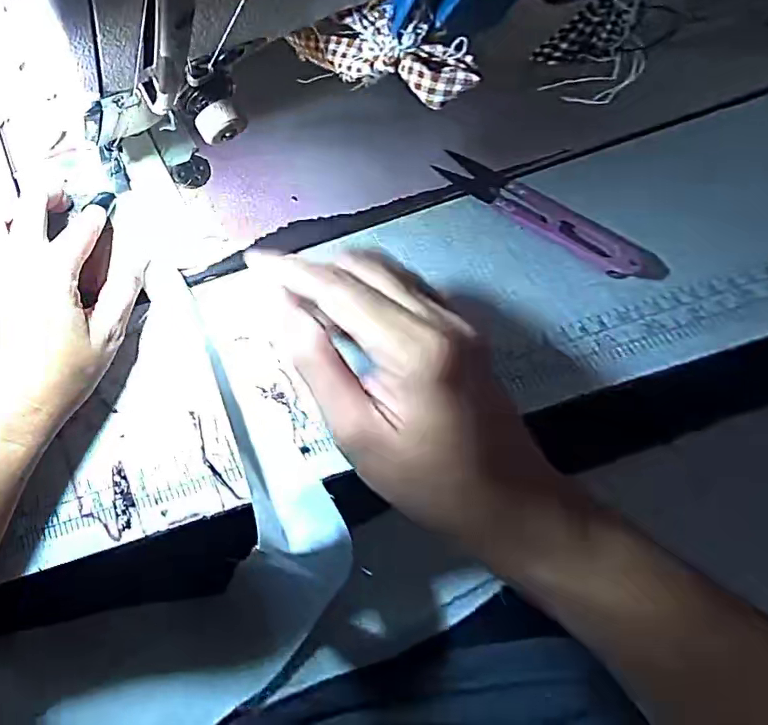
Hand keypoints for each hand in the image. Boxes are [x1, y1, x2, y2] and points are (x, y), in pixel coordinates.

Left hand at [0, 185, 145, 454]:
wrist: (9, 407)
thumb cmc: (57, 378)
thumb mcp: (106, 338)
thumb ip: (124, 292)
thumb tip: (140, 260)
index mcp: (56, 270)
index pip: (82, 227)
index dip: (96, 216)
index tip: (100, 216)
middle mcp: (18, 261)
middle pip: (28, 202)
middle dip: (47, 188)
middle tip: (59, 195)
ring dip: (5, 212)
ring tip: (20, 220)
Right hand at [247, 249, 578, 556]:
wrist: (516, 507)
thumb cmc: (428, 480)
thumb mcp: (355, 433)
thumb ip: (316, 364)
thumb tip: (286, 309)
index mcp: (413, 346)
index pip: (337, 288)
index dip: (289, 269)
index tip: (251, 260)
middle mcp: (440, 319)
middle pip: (359, 266)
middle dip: (308, 268)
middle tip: (269, 287)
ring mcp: (456, 319)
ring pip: (381, 268)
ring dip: (334, 273)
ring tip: (299, 298)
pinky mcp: (460, 327)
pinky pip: (400, 283)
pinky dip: (361, 283)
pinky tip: (342, 310)